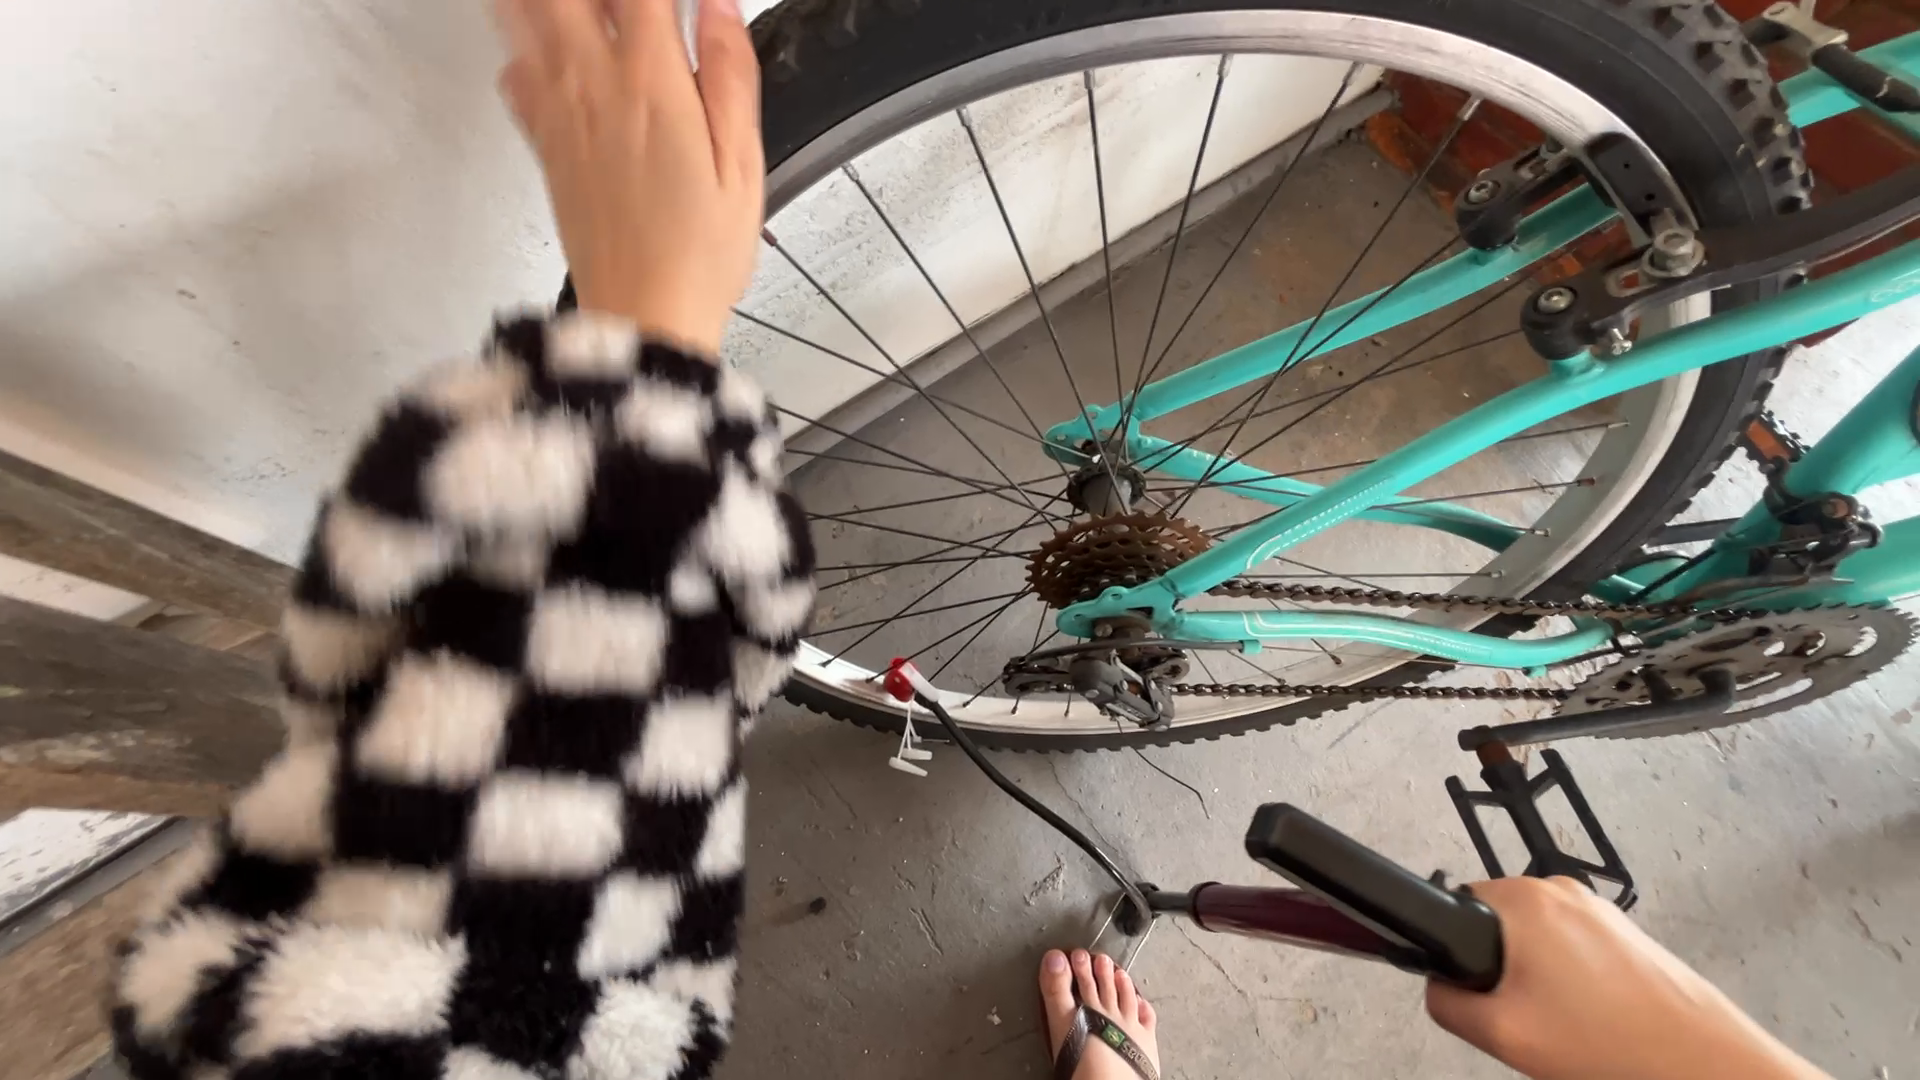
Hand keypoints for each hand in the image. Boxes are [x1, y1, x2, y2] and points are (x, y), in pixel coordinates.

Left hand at [497, 0, 762, 355]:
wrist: (646, 314)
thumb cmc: (700, 254)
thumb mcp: (742, 170)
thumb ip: (732, 79)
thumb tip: (719, 7)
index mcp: (653, 84)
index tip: (685, 4)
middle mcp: (592, 82)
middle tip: (634, 14)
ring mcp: (557, 109)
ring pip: (521, 7)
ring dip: (552, 2)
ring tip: (593, 22)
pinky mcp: (543, 143)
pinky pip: (512, 68)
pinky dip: (526, 44)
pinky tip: (562, 59)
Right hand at [1427, 876, 1826, 1079]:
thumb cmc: (1608, 1049)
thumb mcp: (1503, 1036)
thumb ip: (1445, 1002)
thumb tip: (1437, 983)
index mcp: (1520, 897)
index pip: (1455, 913)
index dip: (1464, 959)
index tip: (1496, 1001)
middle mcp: (1556, 887)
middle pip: (1496, 925)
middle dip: (1504, 970)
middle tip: (1533, 1021)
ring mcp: (1600, 908)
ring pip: (1535, 939)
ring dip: (1539, 977)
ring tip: (1573, 1027)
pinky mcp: (1631, 932)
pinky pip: (1574, 948)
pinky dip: (1575, 981)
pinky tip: (1603, 1024)